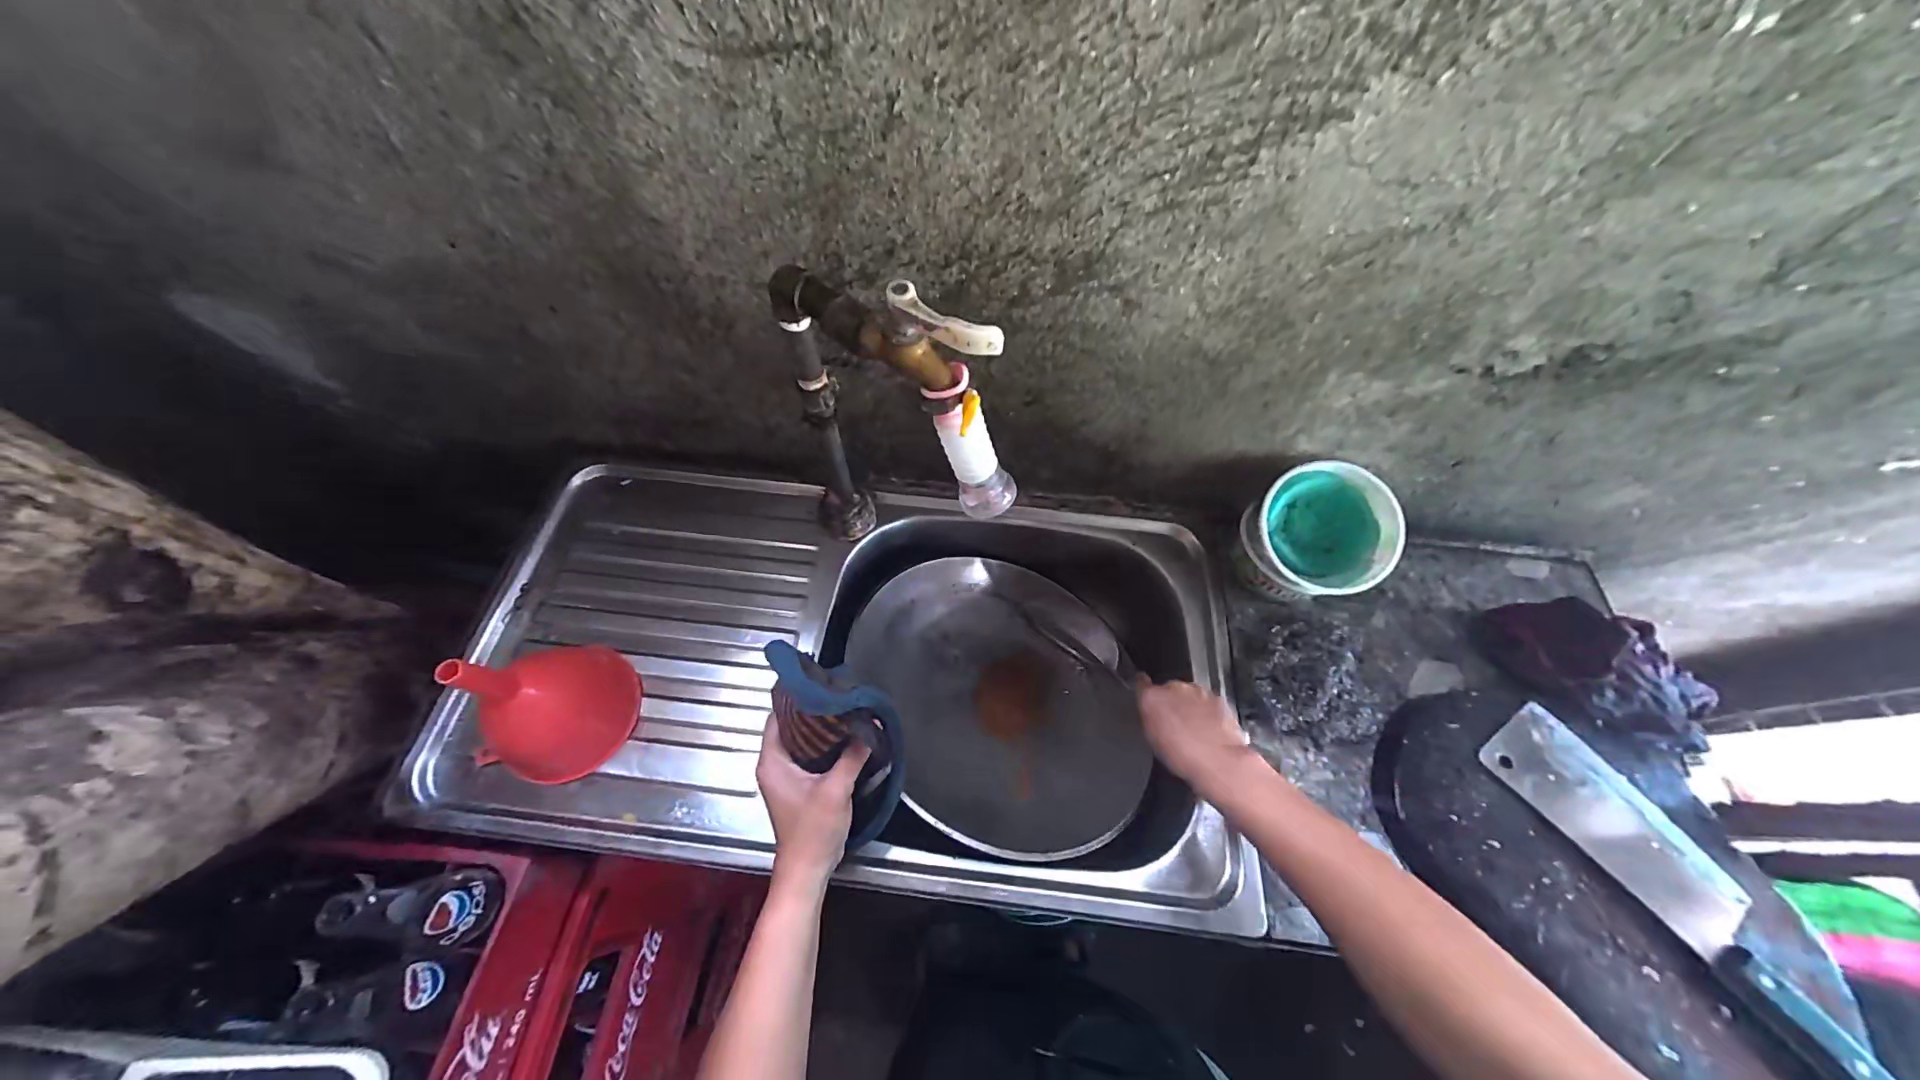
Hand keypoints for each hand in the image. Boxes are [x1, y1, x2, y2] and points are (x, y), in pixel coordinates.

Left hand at [756, 713, 870, 886]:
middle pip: (790, 727)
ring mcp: (785, 777)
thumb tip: (870, 729)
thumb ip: (852, 756)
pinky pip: (808, 756)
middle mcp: (774, 766)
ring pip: (800, 742)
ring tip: (844, 716)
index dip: (796, 700)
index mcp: (772, 762)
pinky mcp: (798, 786)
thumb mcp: (836, 789)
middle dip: (813, 713)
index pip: (777, 717)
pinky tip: (845, 741)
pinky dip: (823, 747)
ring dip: (820, 731)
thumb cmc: (812, 831)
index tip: (819, 688)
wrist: (809, 868)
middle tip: (837, 700)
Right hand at [1135, 678, 1260, 796]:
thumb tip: (1151, 713)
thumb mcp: (1153, 741)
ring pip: (1189, 695)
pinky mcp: (1217, 698)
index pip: (1142, 683)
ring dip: (1190, 707)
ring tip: (1194, 731)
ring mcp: (1197, 691)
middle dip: (1171, 703)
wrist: (1219, 761)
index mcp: (1152, 698)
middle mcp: (1174, 688)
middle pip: (1168, 690)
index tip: (1145, 692)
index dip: (1144, 689)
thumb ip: (1150, 718)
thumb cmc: (1183, 756)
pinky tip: (1210, 730)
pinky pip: (1208, 702)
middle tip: (1175, 724)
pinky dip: (1208, 711)